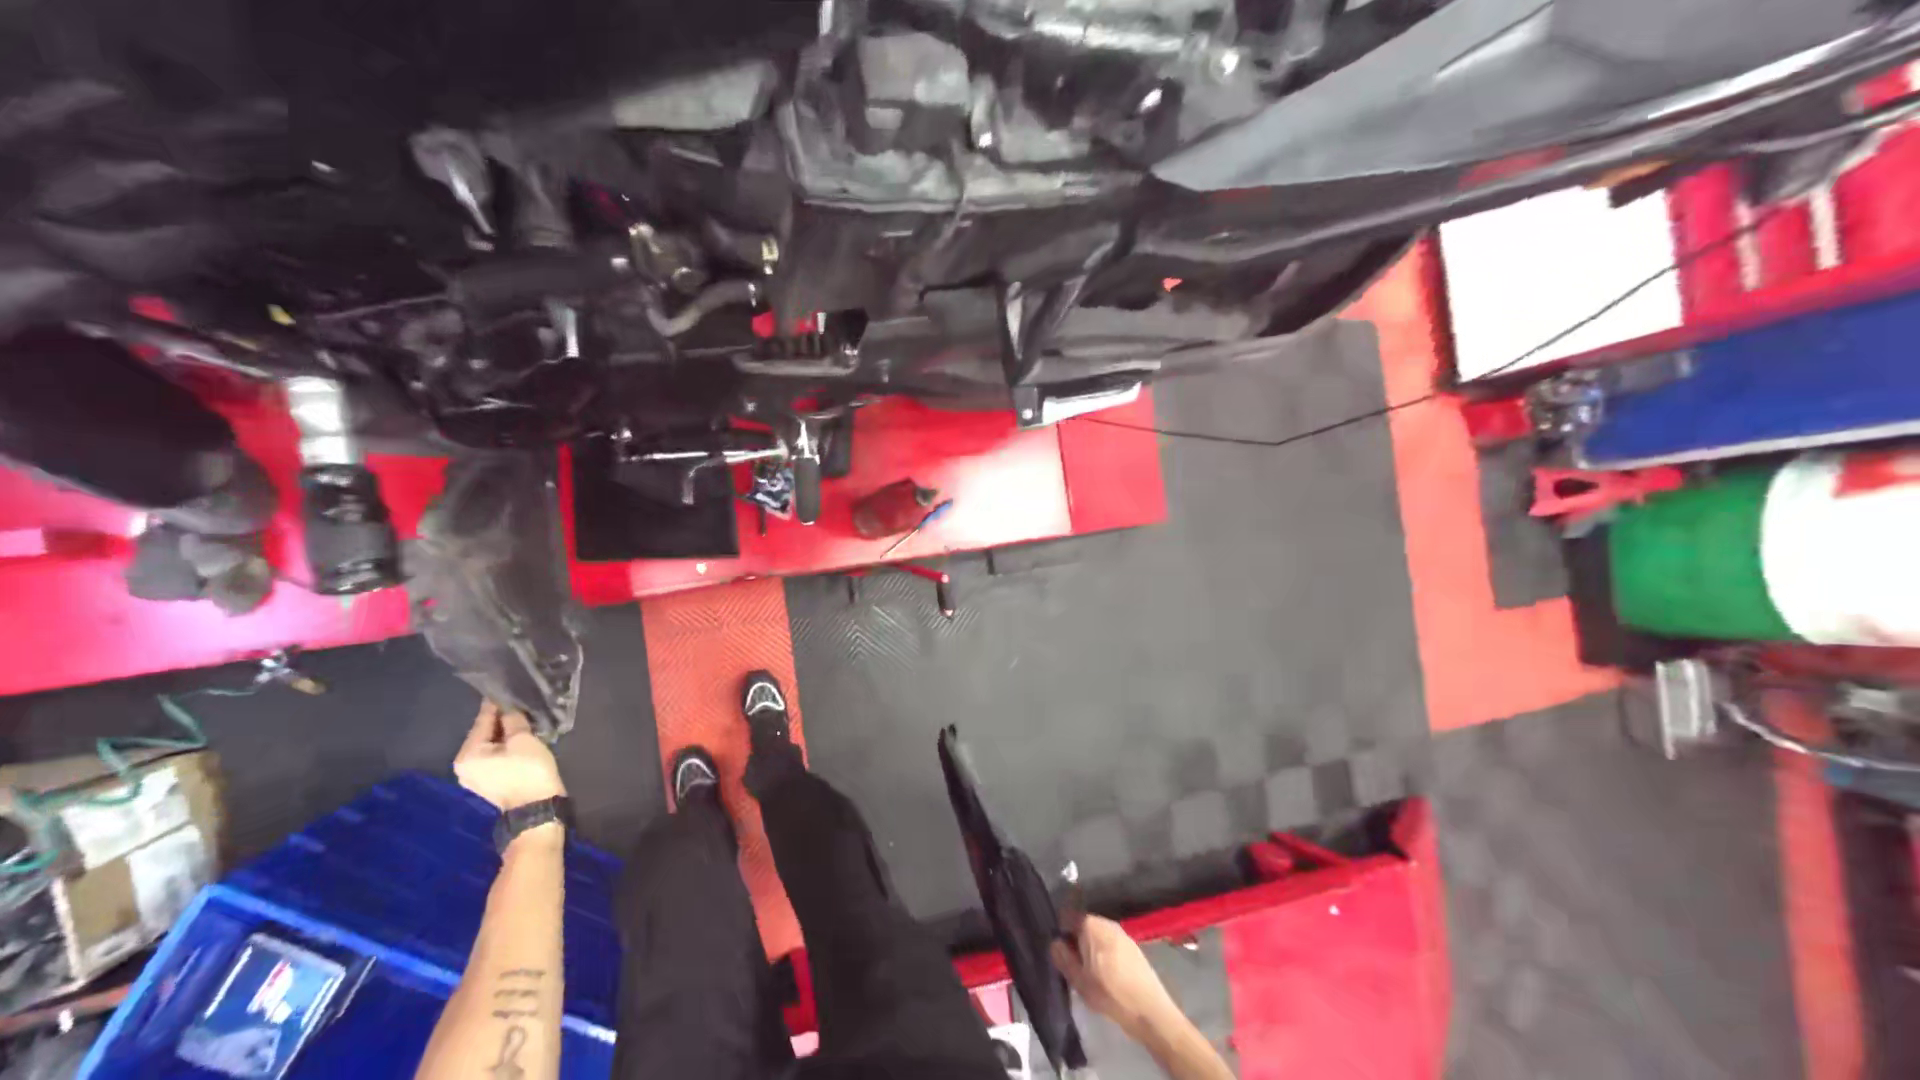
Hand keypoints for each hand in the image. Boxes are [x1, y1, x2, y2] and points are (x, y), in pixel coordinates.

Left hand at [453, 702, 566, 810]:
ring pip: (489, 745)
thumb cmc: (528, 770)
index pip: (482, 721)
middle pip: (483, 733)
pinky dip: (504, 747)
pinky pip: (492, 756)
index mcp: (467, 754)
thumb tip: (508, 708)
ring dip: (504, 734)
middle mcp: (463, 765)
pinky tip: (518, 740)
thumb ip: (512, 720)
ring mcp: (473, 776)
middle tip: (518, 705)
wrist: (536, 807)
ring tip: (521, 720)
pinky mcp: (486, 782)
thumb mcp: (523, 739)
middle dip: (500, 720)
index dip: (496, 704)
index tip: (505, 688)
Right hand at [1050, 915, 1180, 1038]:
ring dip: (1091, 948)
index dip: (1060, 933)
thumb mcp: (1078, 980)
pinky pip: (1110, 943)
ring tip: (1090, 972)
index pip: (1066, 917)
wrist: (1149, 1009)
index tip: (1060, 951)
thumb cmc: (1109, 993)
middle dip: (1076, 941)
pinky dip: (1105, 953)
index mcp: (1090, 925)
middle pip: (1083, 925)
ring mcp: (1121, 932)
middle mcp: (1106, 922)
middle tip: (1074, 965)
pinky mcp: (1133, 945)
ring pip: (1097, 935)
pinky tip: (1108, 974)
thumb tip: (1055, 942)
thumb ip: (1062, 958)